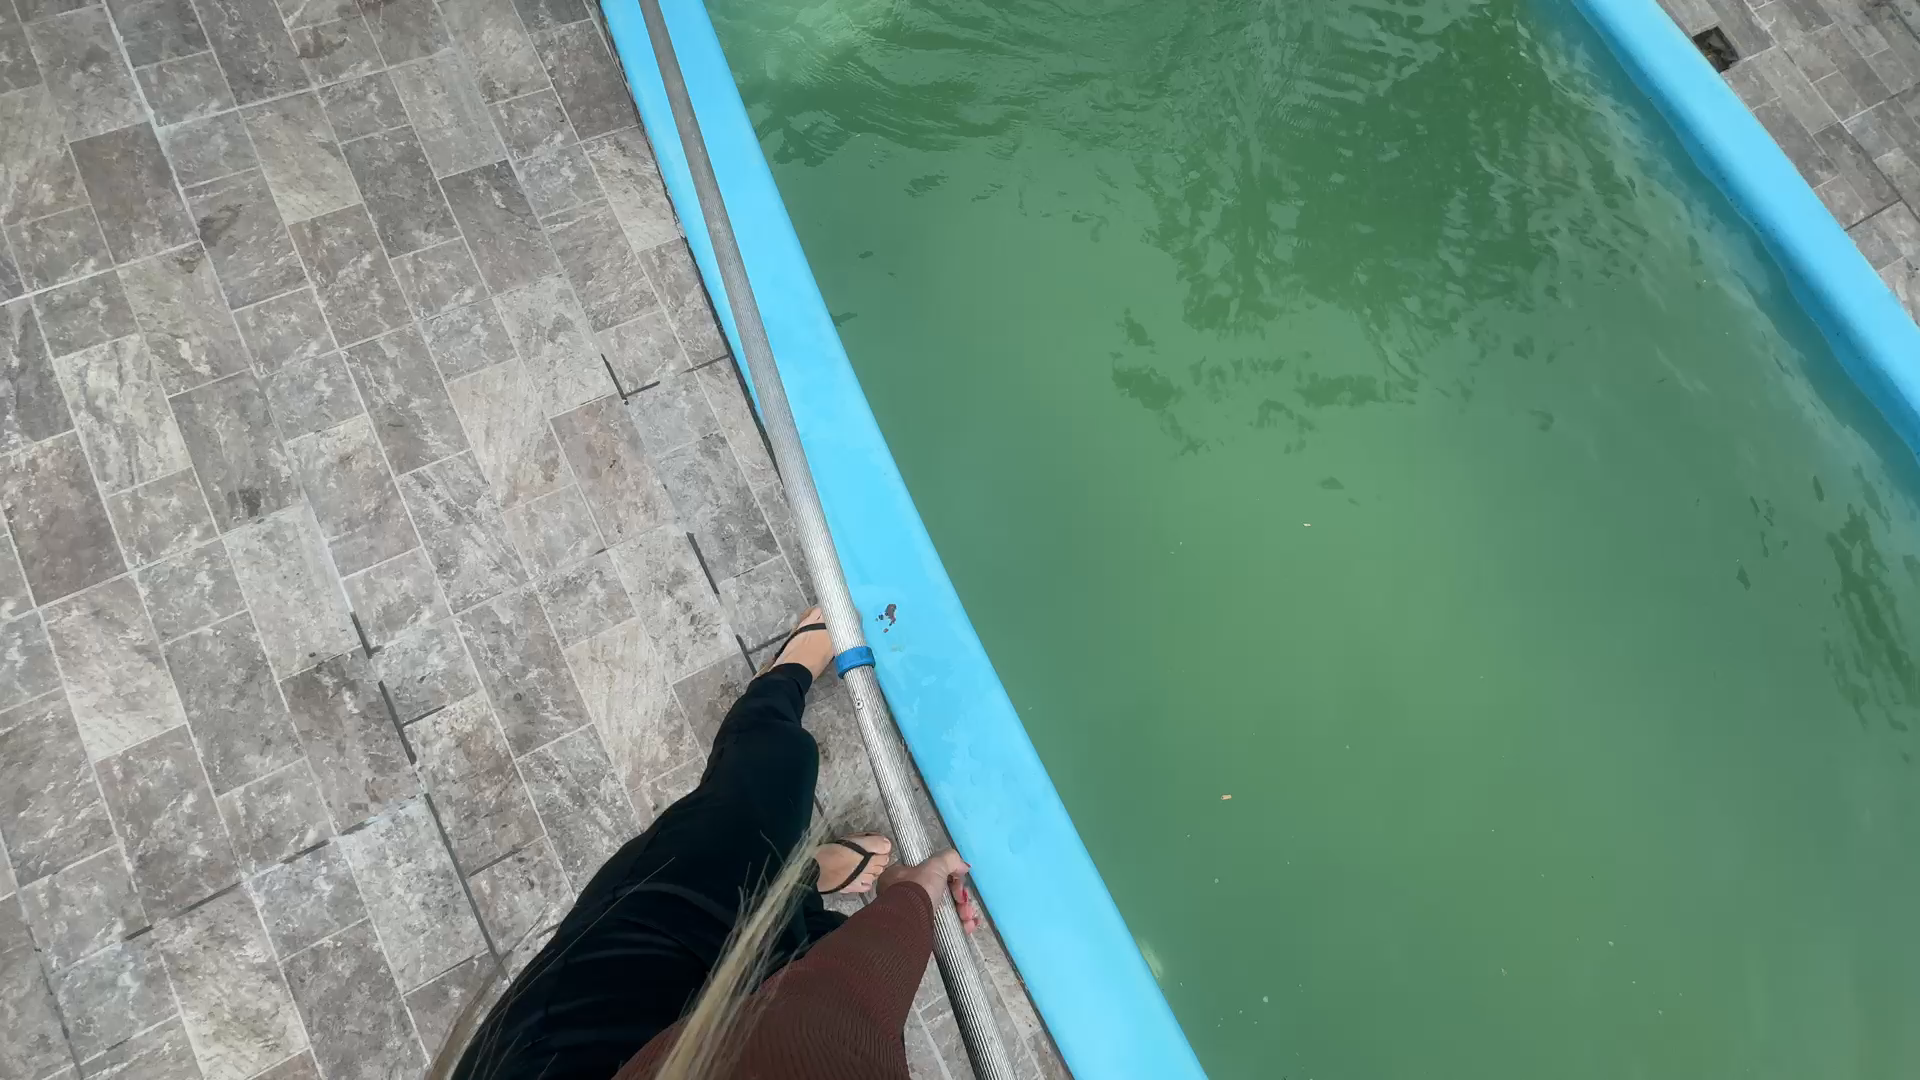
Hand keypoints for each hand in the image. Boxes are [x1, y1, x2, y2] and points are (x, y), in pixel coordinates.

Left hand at [877, 849, 981, 932]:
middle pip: (939, 891)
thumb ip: (950, 859)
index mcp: (900, 876)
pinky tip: (969, 925)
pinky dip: (960, 924)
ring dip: (962, 911)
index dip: (946, 875)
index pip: (928, 872)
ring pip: (944, 909)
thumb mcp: (934, 866)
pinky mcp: (922, 933)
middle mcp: (903, 895)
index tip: (958, 880)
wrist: (909, 925)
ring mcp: (912, 915)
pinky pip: (945, 926)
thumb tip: (963, 866)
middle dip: (958, 896)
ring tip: (968, 916)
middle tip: (963, 901)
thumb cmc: (917, 890)